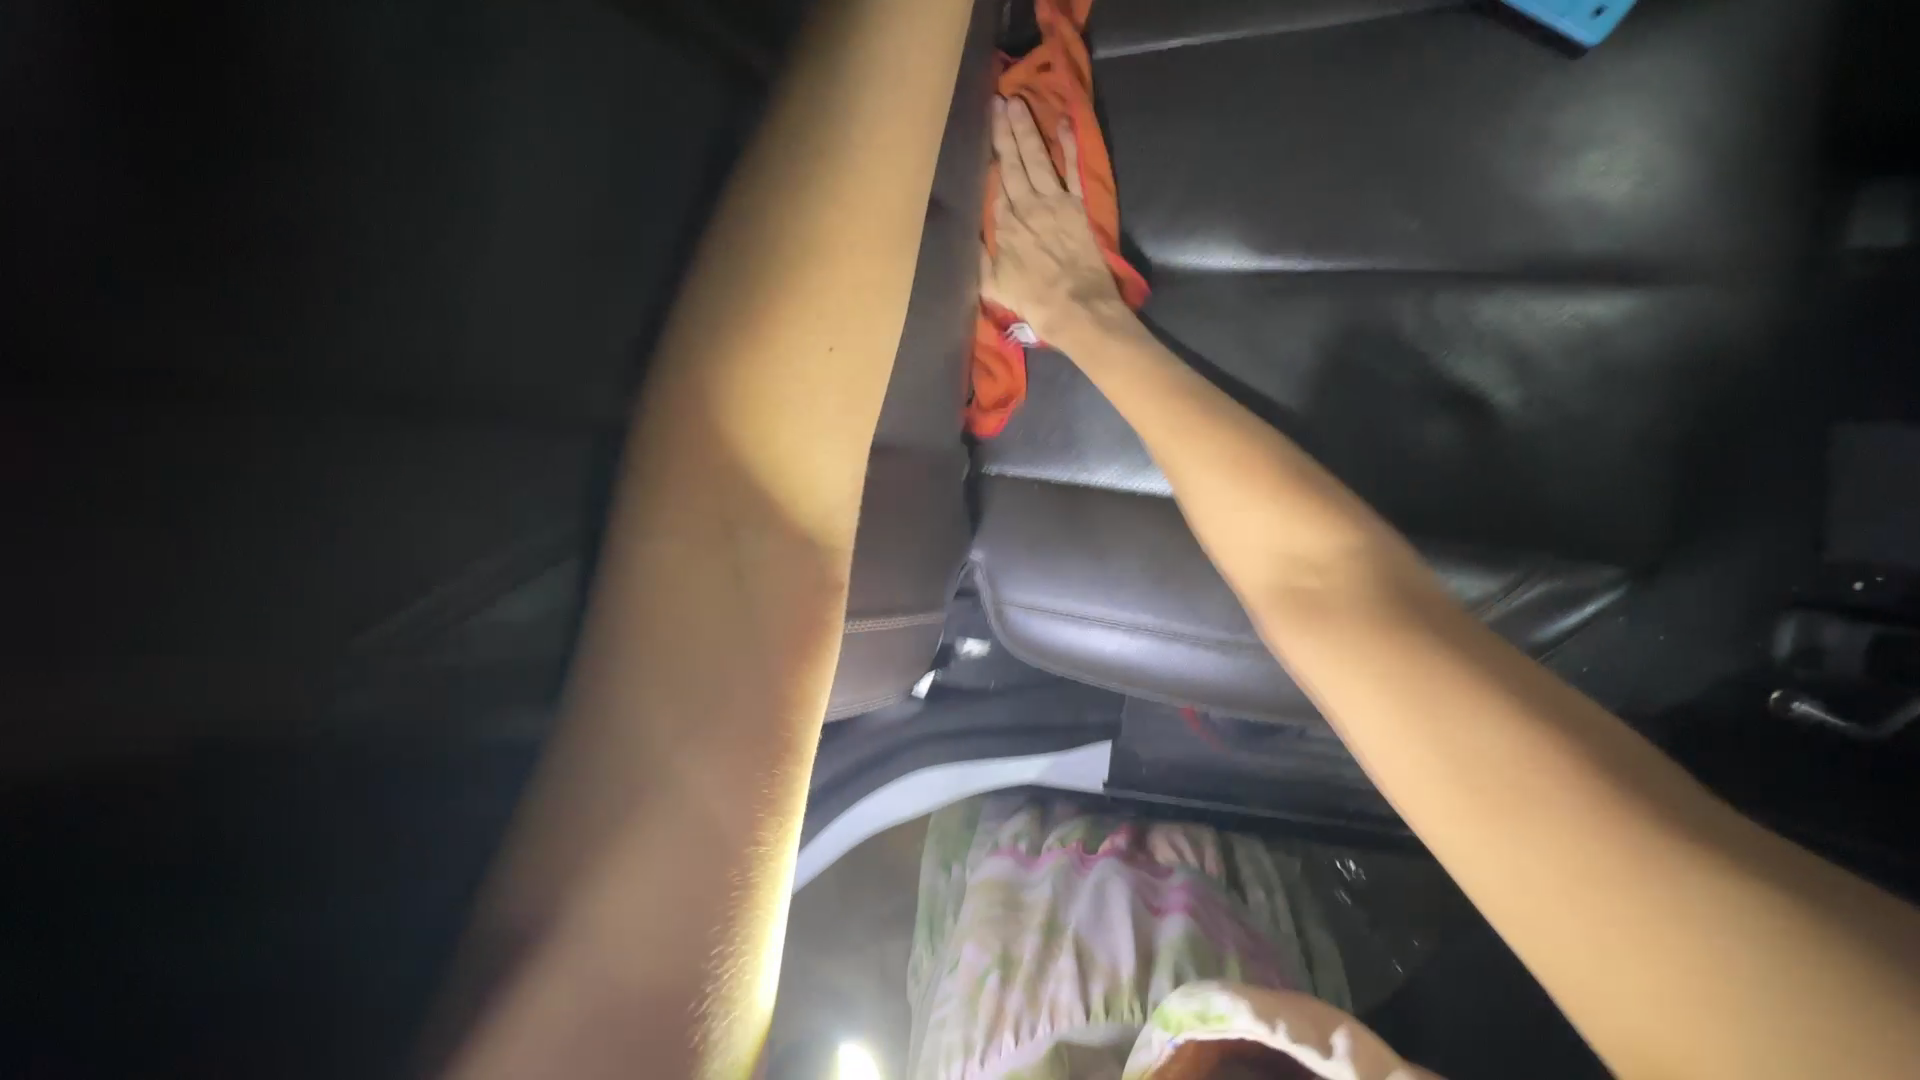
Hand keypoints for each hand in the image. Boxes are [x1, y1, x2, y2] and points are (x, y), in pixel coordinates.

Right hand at [980, 96, 1128, 345]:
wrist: (1075, 307)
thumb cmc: (1032, 302)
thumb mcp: (991, 287)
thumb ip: (978, 260)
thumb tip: (966, 239)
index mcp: (1004, 227)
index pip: (996, 186)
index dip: (990, 159)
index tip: (982, 133)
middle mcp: (1026, 207)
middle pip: (1012, 164)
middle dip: (1003, 132)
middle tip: (997, 101)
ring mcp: (1054, 203)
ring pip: (1037, 159)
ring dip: (1027, 130)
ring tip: (1017, 103)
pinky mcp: (1079, 206)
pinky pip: (1073, 170)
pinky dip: (1070, 146)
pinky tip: (1065, 122)